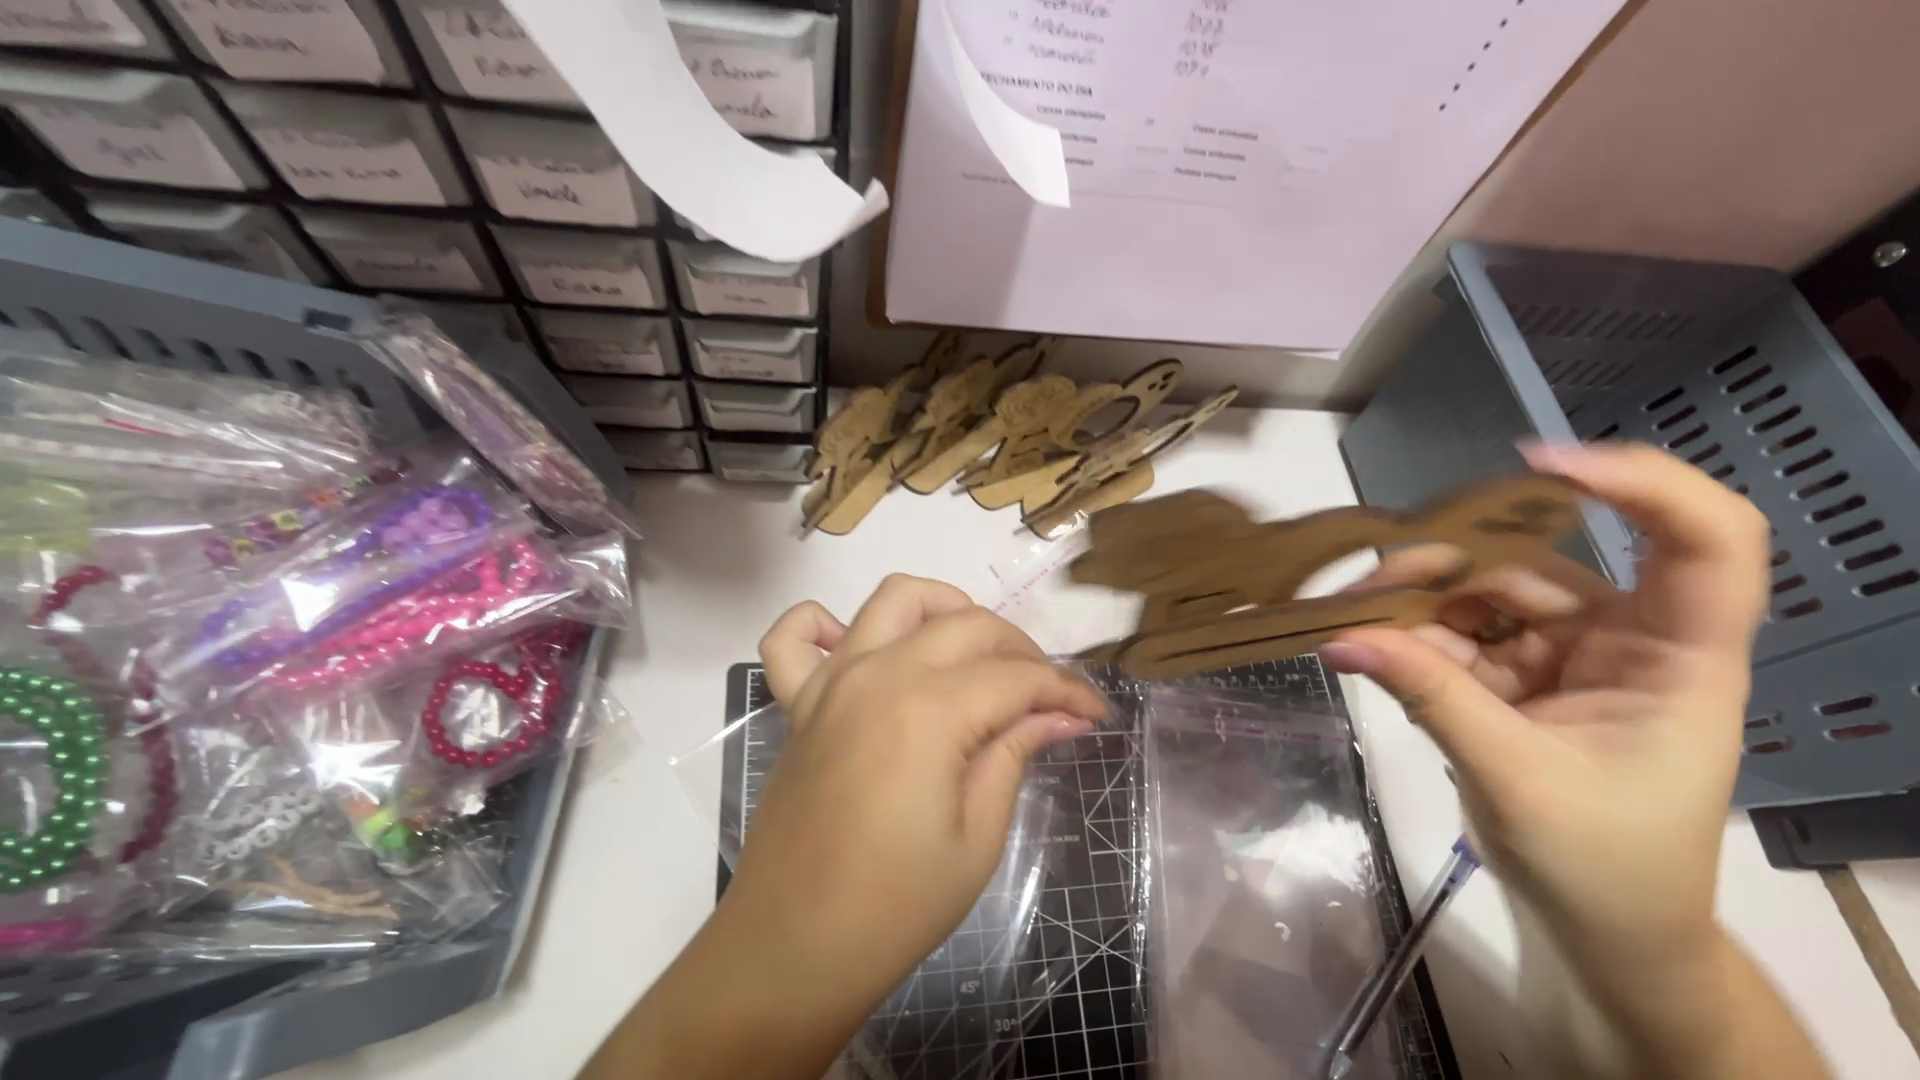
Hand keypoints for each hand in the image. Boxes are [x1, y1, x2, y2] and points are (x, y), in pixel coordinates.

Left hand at [733, 574, 1108, 1012]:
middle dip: (1021, 650)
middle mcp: (878, 674)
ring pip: (896, 599)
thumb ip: (1015, 753)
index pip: (1016, 676)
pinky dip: (824, 622)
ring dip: (947, 609)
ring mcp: (831, 682)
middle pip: (967, 625)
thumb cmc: (896, 906)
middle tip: (1048, 697)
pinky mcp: (799, 702)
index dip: (1065, 689)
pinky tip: (858, 645)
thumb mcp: (978, 837)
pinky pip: (796, 635)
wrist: (794, 946)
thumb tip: (1062, 713)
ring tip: (976, 654)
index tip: (1095, 712)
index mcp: (928, 711)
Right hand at [1318, 443, 1770, 990]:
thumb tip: (1338, 637)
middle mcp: (1626, 639)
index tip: (1540, 465)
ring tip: (1348, 628)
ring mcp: (1567, 657)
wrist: (1605, 931)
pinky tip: (1367, 652)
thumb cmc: (1601, 863)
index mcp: (1678, 657)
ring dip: (1415, 610)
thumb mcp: (1514, 776)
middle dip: (1446, 571)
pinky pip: (1458, 641)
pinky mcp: (1520, 680)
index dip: (1643, 485)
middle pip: (1536, 568)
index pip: (1704, 543)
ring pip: (1483, 600)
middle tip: (1363, 590)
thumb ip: (1429, 696)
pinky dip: (1411, 645)